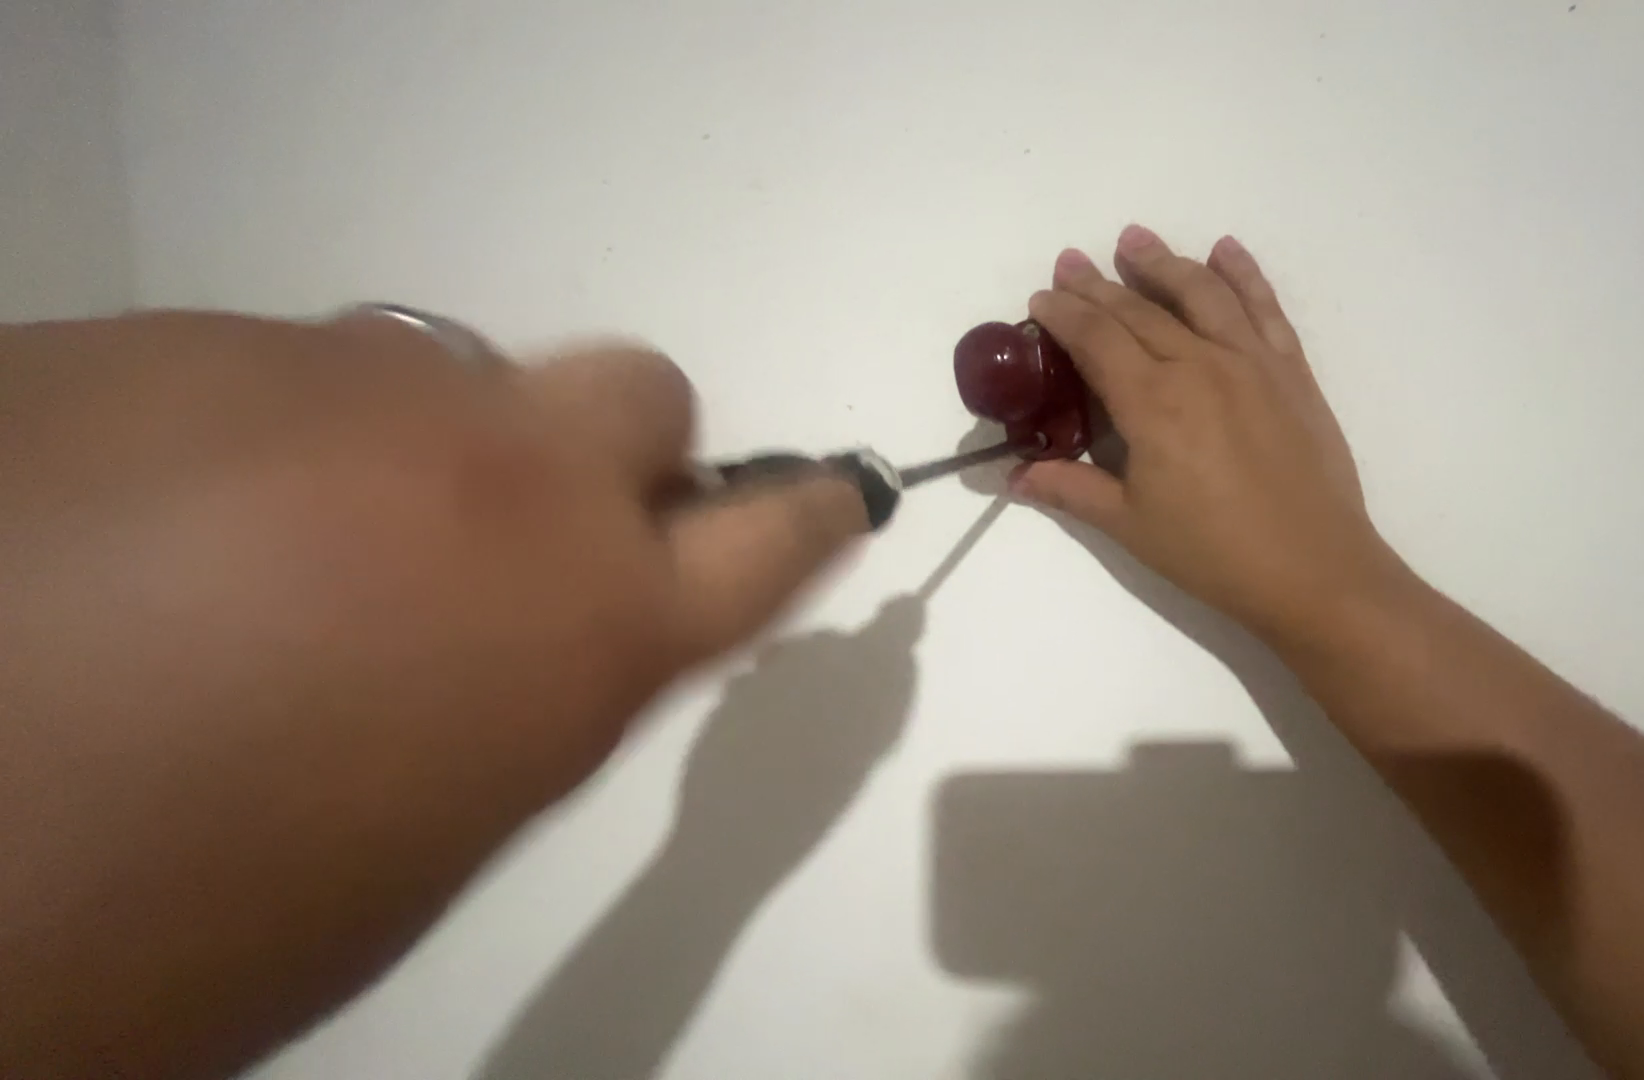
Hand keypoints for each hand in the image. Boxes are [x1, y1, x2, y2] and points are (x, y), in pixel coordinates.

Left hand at [0, 310, 865, 1077]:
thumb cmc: (233, 901)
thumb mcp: (461, 811)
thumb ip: (556, 678)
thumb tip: (574, 602)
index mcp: (597, 623)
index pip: (772, 537)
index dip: (815, 511)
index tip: (842, 490)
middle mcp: (513, 482)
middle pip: (645, 391)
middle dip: (621, 451)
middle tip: (525, 523)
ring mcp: (350, 393)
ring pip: (457, 372)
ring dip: (427, 446)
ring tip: (284, 545)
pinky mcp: (173, 341)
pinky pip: (287, 368)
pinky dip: (269, 434)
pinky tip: (155, 521)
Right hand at [1017, 225, 1405, 642]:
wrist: (1312, 569)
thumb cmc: (1210, 552)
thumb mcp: (1128, 525)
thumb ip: (1069, 490)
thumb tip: (1012, 478)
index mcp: (1153, 403)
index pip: (1097, 340)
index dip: (1064, 315)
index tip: (1040, 298)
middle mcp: (1199, 366)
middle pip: (1139, 311)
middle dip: (1098, 285)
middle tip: (1070, 261)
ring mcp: (1251, 363)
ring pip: (1200, 294)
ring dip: (1162, 262)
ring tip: (1134, 237)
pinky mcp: (1291, 372)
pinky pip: (1264, 308)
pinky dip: (1243, 274)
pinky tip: (1224, 251)